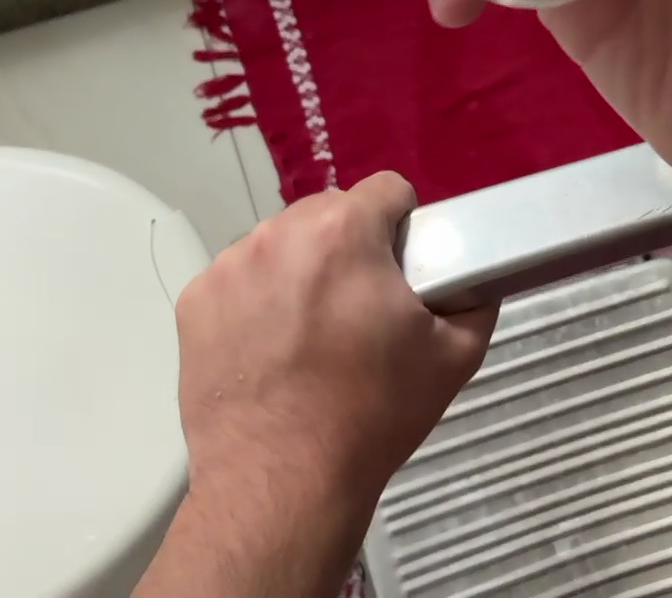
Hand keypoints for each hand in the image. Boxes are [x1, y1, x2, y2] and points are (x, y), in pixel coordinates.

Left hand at [172, 174, 496, 513]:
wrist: (282, 483)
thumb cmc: (375, 411)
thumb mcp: (458, 353)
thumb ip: (476, 296)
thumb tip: (472, 276)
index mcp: (347, 233)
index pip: (388, 188)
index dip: (406, 223)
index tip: (405, 265)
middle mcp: (281, 234)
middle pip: (333, 209)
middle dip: (354, 241)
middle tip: (365, 301)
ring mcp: (230, 267)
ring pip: (285, 238)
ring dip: (307, 263)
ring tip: (317, 325)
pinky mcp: (195, 302)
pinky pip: (243, 273)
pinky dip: (262, 293)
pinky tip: (274, 342)